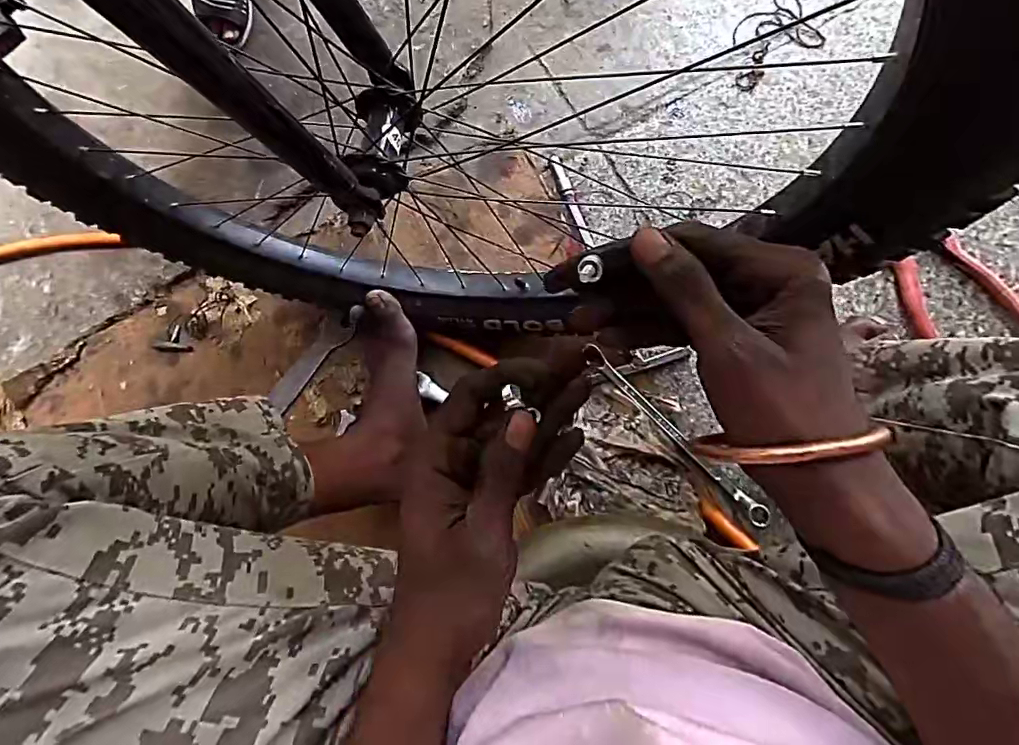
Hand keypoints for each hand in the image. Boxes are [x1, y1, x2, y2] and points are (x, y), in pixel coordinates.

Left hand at [391, 355, 588, 667]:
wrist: (437, 651)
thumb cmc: (450, 594)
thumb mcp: (480, 530)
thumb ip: (501, 471)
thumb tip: (522, 415)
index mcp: (434, 458)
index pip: (469, 398)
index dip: (506, 376)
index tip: (544, 369)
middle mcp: (452, 460)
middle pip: (498, 415)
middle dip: (537, 392)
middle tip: (577, 367)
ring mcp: (472, 481)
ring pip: (513, 440)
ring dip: (547, 418)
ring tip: (584, 388)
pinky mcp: (489, 501)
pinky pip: (518, 470)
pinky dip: (544, 456)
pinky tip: (573, 435)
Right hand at [574, 222, 869, 447]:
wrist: (821, 484)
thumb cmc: (784, 414)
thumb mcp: (728, 346)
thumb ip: (685, 287)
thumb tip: (644, 236)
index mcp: (781, 269)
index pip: (696, 243)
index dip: (637, 253)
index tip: (588, 264)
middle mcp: (767, 279)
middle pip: (683, 269)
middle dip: (628, 286)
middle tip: (576, 294)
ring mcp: (751, 307)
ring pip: (678, 297)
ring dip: (632, 310)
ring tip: (583, 319)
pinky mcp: (736, 334)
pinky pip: (687, 322)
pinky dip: (652, 330)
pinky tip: (611, 335)